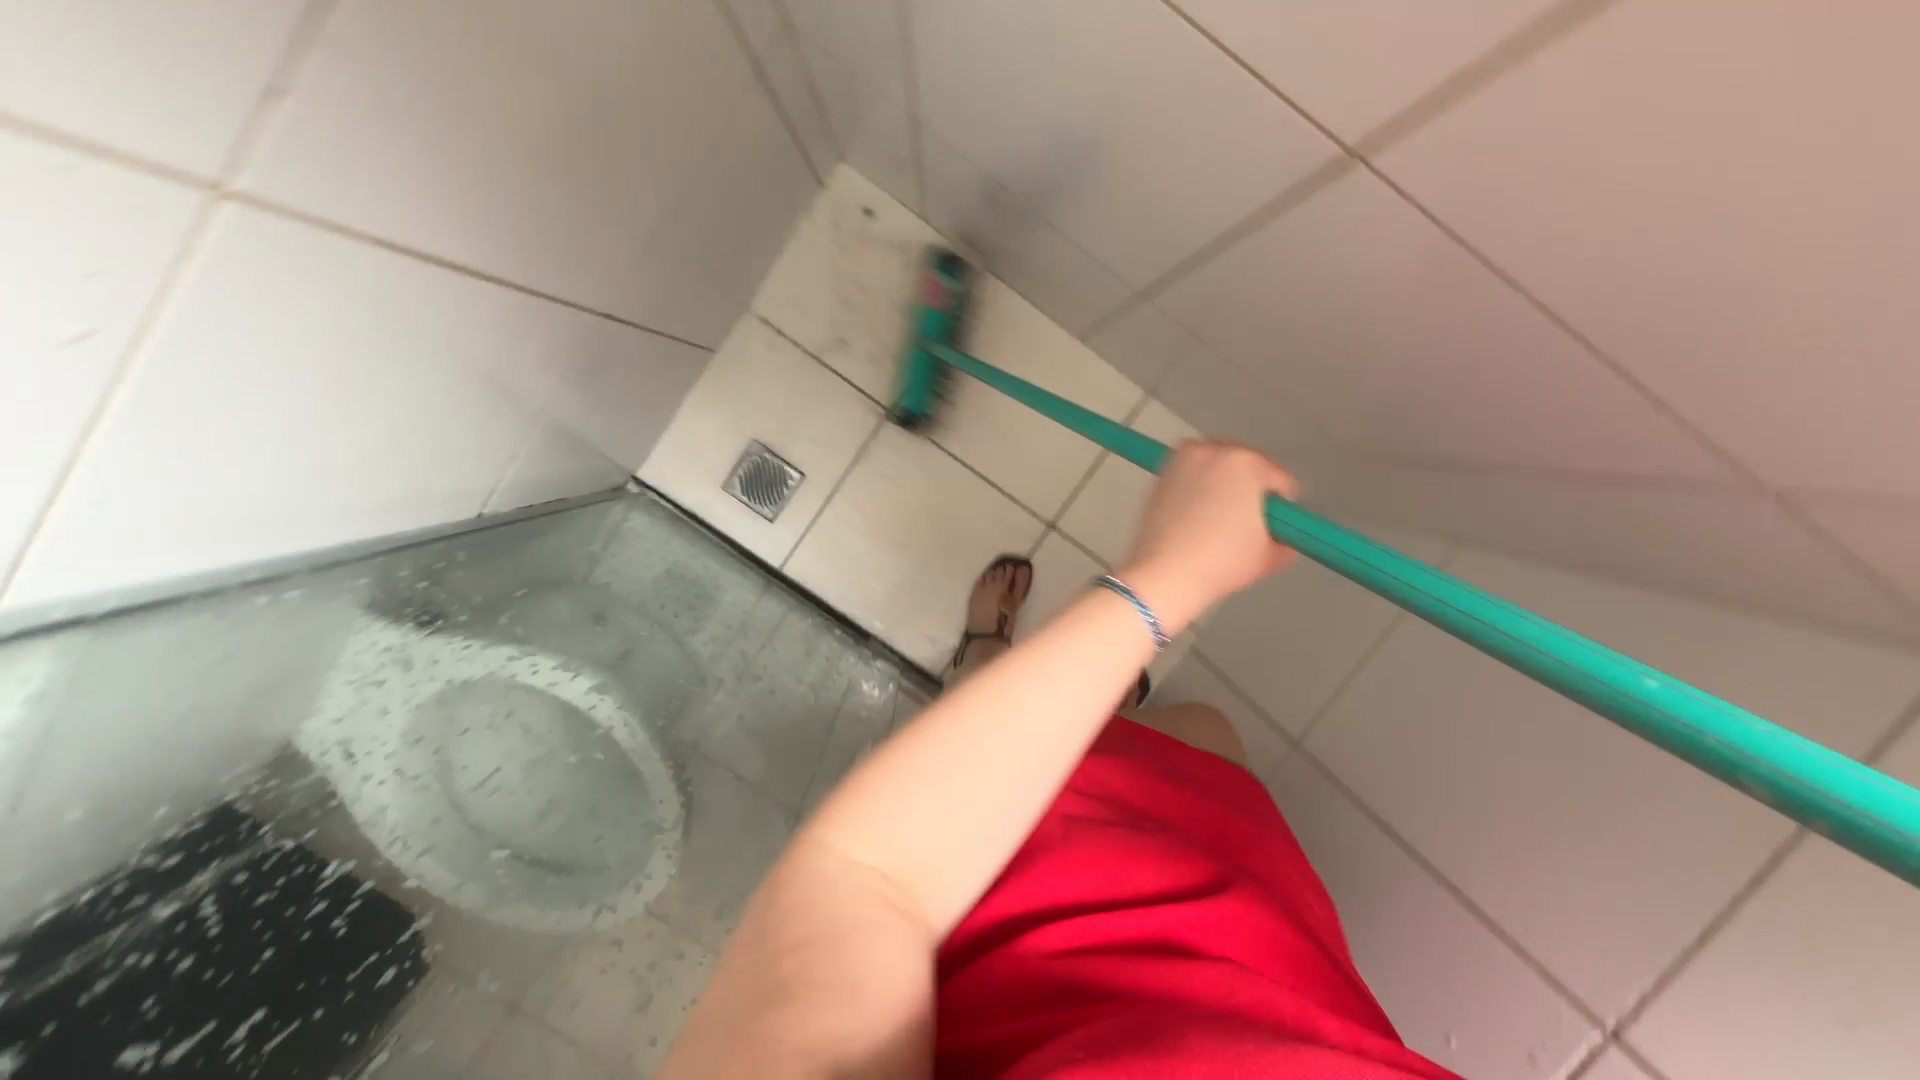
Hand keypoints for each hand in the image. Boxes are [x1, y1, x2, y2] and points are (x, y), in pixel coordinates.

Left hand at [1116, 440, 1297, 631]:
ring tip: (1219, 518)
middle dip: (1250, 487)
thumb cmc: (1218, 562)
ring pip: (1217, 465)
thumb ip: (1286, 538)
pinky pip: (1192, 474)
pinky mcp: (1162, 473)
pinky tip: (1197, 514)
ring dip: (1223, 483)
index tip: (1275, 522)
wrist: (1166, 574)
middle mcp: (1213, 451)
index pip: (1279, 479)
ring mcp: (1183, 459)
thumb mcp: (1269, 555)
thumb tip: (1281, 536)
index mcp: (1246, 463)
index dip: (1281, 505)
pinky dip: (1198, 486)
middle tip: (1246, 519)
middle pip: (1247, 465)